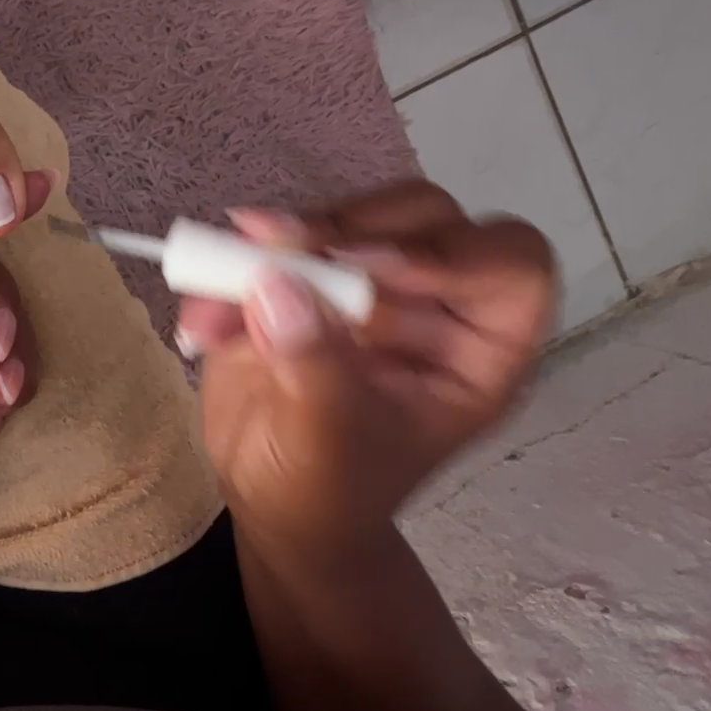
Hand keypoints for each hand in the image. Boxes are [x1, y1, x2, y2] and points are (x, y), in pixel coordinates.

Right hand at [180, 181, 557, 548]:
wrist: (264, 493)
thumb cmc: (325, 490)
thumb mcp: (330, 443)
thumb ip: (314, 365)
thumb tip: (276, 283)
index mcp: (471, 350)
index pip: (509, 267)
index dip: (446, 251)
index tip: (362, 263)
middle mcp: (425, 304)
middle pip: (420, 216)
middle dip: (348, 223)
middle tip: (281, 242)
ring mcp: (357, 287)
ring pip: (342, 217)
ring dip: (277, 239)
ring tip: (222, 279)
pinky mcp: (293, 280)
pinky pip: (266, 246)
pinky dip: (226, 268)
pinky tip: (202, 322)